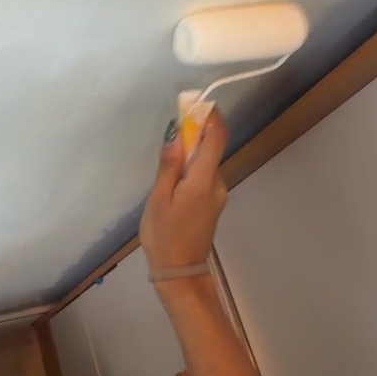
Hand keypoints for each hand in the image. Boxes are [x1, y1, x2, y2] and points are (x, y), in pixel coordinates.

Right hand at [141, 108, 227, 273]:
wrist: (180, 271)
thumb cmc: (164, 235)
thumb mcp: (159, 198)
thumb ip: (169, 165)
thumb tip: (177, 134)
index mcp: (202, 181)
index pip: (216, 138)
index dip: (209, 117)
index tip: (195, 104)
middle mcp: (217, 183)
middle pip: (211, 148)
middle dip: (195, 134)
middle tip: (172, 131)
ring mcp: (218, 194)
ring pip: (207, 163)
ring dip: (191, 153)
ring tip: (166, 162)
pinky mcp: (212, 203)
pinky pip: (204, 176)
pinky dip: (192, 169)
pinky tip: (173, 181)